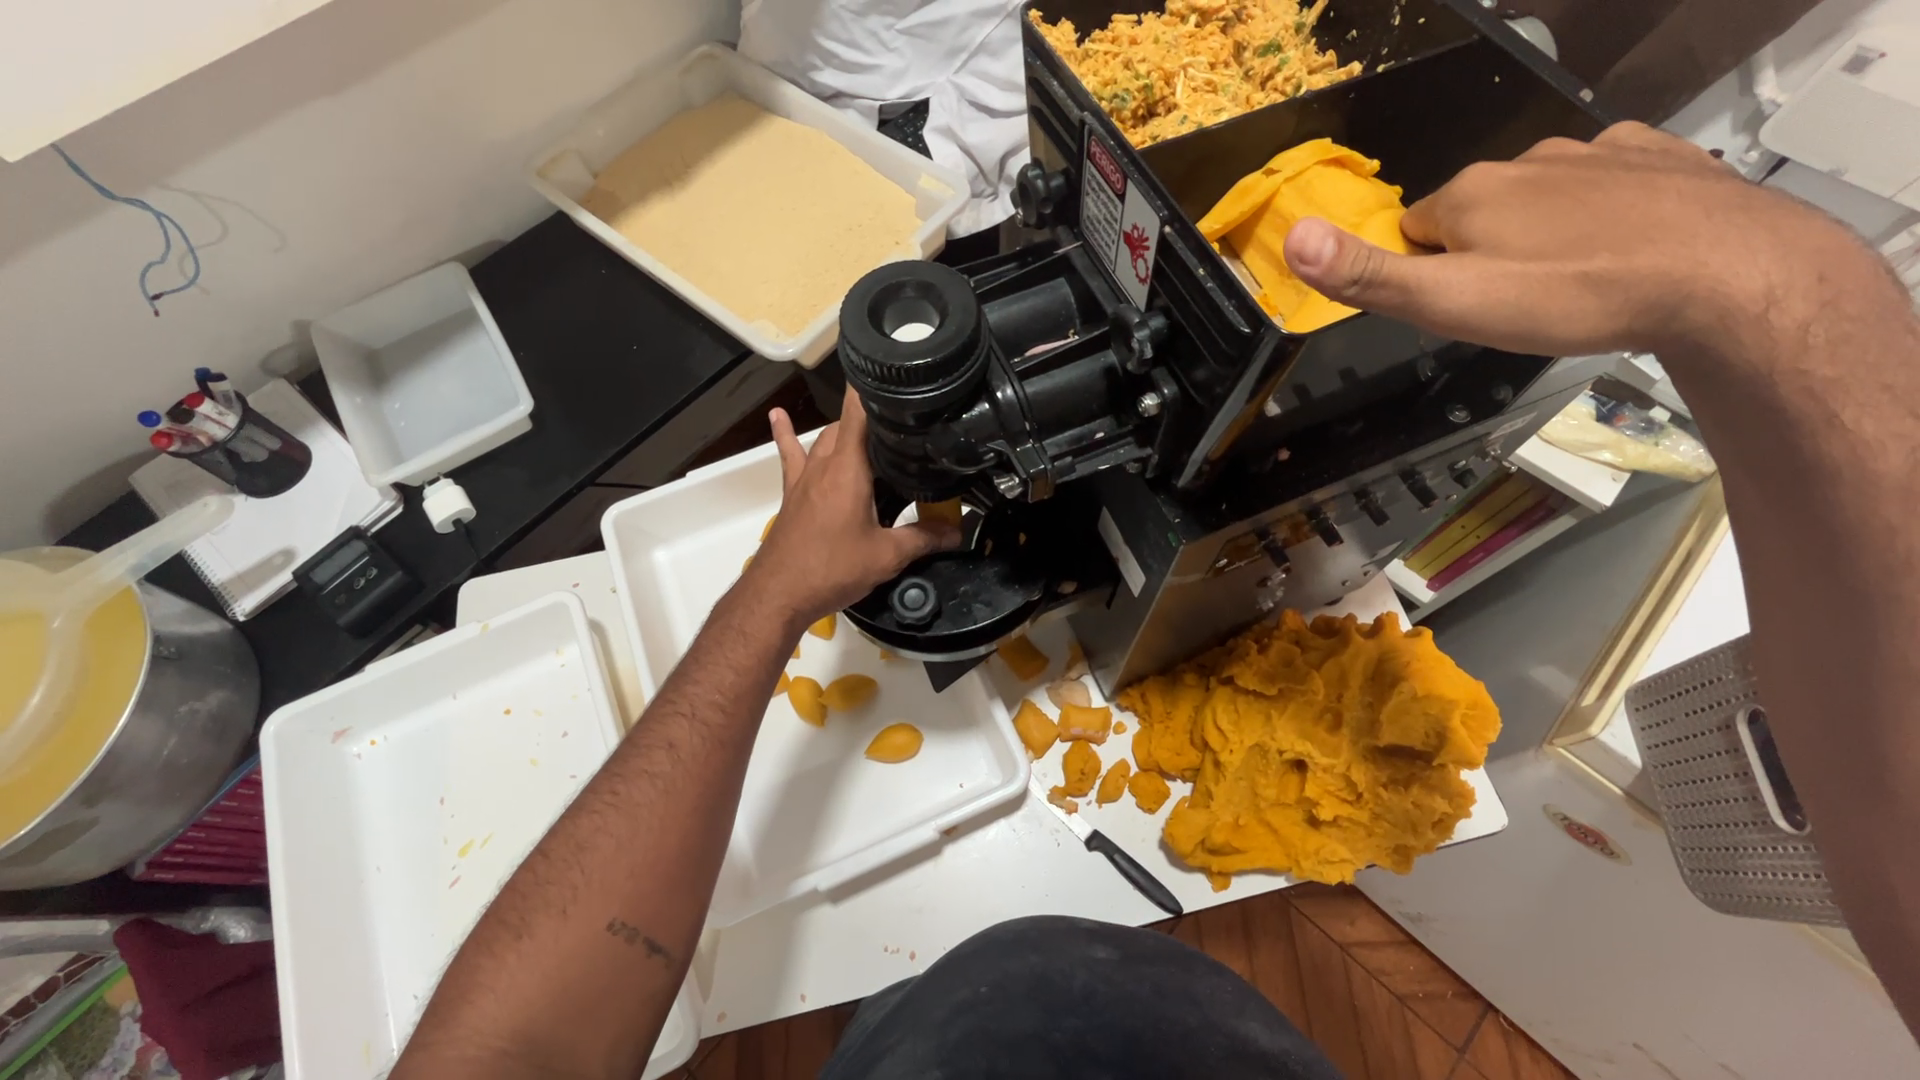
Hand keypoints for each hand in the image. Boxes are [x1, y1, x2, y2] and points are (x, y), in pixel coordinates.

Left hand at [746, 386, 961, 626]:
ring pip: (825, 438)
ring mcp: (805, 477)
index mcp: (849, 468)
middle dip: (873, 420)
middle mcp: (824, 463)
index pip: (861, 413)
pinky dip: (788, 436)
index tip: (894, 370)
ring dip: (845, 431)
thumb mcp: (887, 556)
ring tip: (870, 430)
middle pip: (847, 425)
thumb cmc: (832, 569)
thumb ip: (924, 539)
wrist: (779, 593)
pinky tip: (778, 416)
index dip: (876, 388)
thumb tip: (959, 532)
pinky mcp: (793, 493)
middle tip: (902, 425)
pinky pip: (792, 456)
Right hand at [1281, 121, 1882, 357]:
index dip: (1422, 271)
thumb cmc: (1569, 295)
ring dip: (1537, 233)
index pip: (1412, 230)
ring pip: (1538, 197)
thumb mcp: (1449, 302)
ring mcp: (1596, 152)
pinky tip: (1621, 245)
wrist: (1725, 275)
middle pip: (1473, 212)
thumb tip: (1293, 239)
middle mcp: (1525, 160)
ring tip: (1568, 283)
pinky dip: (1600, 209)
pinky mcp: (1657, 157)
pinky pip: (1605, 180)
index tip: (1453, 305)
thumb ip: (1369, 276)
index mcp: (1468, 194)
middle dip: (1478, 252)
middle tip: (1509, 304)